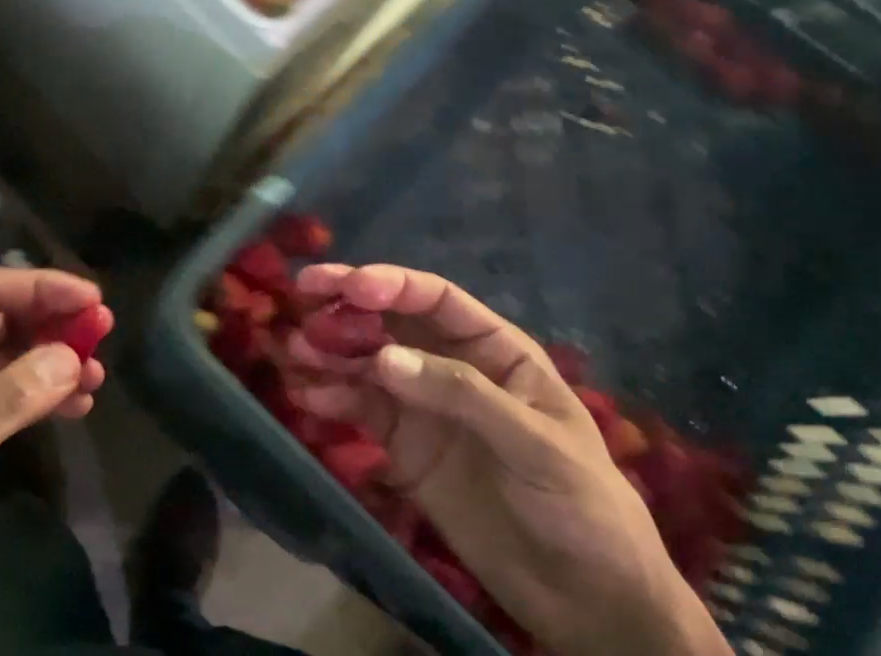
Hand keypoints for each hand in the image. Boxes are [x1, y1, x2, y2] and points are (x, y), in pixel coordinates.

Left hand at [0, 268, 108, 646]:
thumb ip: (7, 401)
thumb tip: (70, 356)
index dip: (42, 287)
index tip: (92, 300)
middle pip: (1, 318)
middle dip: (53, 320)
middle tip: (104, 333)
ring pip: (7, 356)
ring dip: (51, 360)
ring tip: (97, 376)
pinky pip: (4, 394)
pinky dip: (39, 395)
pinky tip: (74, 406)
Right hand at [285, 264, 729, 655]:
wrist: (586, 597)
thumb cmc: (580, 504)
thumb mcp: (535, 442)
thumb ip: (461, 394)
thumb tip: (383, 358)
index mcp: (495, 352)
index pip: (436, 300)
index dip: (391, 284)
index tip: (348, 286)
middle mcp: (451, 368)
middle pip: (391, 323)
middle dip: (347, 308)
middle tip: (302, 299)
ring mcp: (423, 408)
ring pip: (367, 363)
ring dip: (330, 351)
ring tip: (294, 350)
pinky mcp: (403, 449)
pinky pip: (361, 411)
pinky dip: (330, 398)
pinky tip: (304, 395)